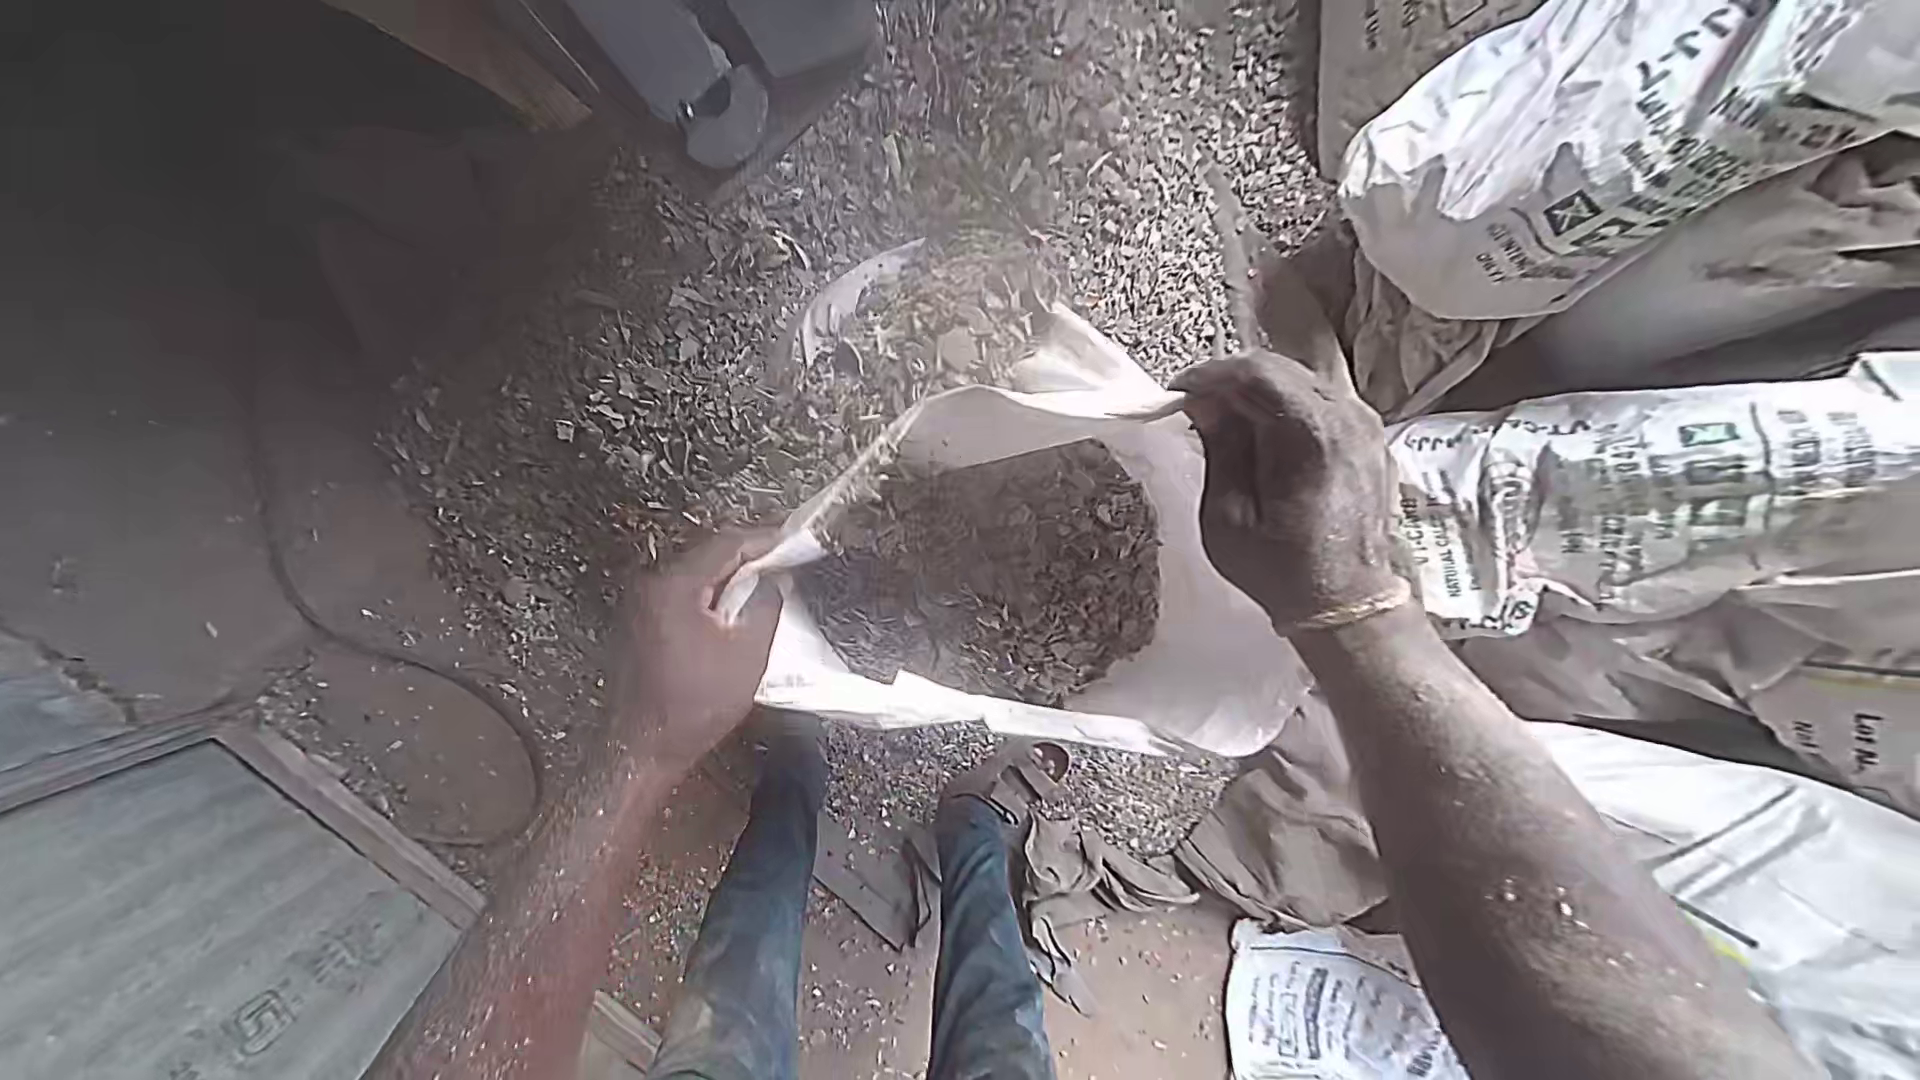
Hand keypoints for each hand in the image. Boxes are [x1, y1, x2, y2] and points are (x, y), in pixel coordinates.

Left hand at [608, 530, 783, 769]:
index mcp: (675, 586)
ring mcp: (642, 604)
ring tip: (767, 580)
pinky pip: (686, 592)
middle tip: (784, 559)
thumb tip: (776, 580)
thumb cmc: (697, 703)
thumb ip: (767, 605)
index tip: (792, 541)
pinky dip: (714, 592)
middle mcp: (652, 586)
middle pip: (709, 554)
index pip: (726, 545)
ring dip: (732, 575)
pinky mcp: (643, 621)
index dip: (764, 540)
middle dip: (750, 555)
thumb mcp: (749, 652)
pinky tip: (736, 606)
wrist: (644, 748)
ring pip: (698, 573)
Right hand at [1172, 350, 1407, 634]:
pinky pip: (1320, 401)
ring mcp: (1366, 425)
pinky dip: (1282, 405)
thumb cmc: (1278, 567)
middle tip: (1194, 405)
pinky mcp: (1369, 438)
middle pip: (1281, 368)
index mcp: (1311, 435)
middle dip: (1229, 380)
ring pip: (1301, 380)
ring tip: (1222, 419)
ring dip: (1255, 391)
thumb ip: (1220, 449)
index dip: (1209, 374)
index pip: (1256, 372)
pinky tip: (1259, 433)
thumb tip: (1205, 403)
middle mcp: (1347, 417)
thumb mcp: (1227, 515)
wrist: (1344, 602)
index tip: (1177, 392)